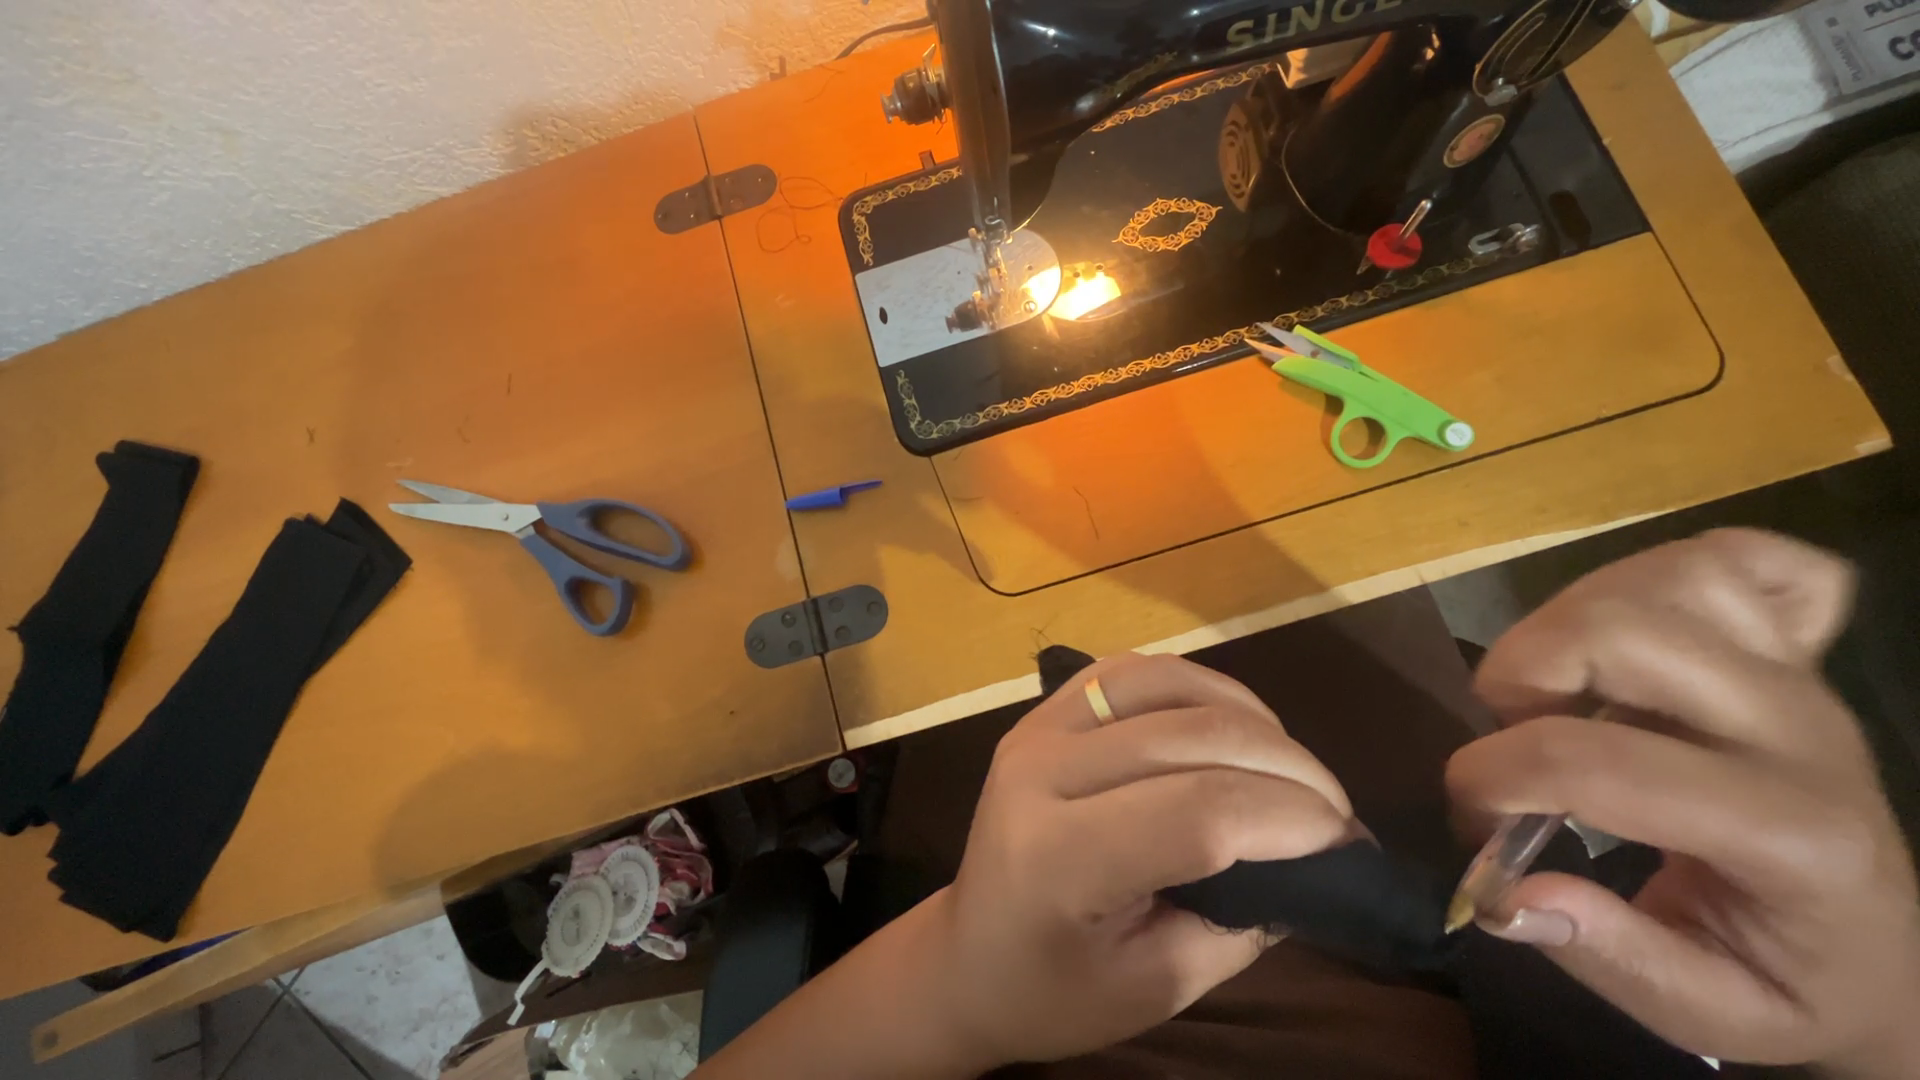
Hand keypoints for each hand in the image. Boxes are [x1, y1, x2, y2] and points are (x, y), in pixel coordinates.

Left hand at [927, 652, 1354, 1067]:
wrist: (967, 952)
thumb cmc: (1053, 990)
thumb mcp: (1155, 986)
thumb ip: (1238, 920)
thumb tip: (1312, 857)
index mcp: (1059, 855)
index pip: (1199, 812)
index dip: (1289, 818)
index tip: (1346, 841)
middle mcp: (1041, 770)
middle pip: (1192, 738)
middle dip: (1288, 768)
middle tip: (1335, 812)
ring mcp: (1037, 728)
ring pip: (1166, 684)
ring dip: (1247, 715)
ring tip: (1291, 765)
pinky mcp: (1042, 711)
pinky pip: (1132, 671)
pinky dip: (1196, 685)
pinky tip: (1231, 721)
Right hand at [1446, 529, 1919, 1076]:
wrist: (1887, 946)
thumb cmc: (1787, 977)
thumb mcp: (1707, 1011)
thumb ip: (1609, 956)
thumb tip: (1500, 889)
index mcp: (1790, 835)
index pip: (1593, 762)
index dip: (1491, 779)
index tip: (1472, 823)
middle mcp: (1798, 730)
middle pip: (1618, 631)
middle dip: (1517, 675)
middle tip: (1508, 734)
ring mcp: (1800, 675)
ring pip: (1662, 578)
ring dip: (1567, 620)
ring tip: (1556, 685)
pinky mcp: (1798, 646)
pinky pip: (1745, 560)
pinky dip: (1674, 572)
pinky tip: (1644, 626)